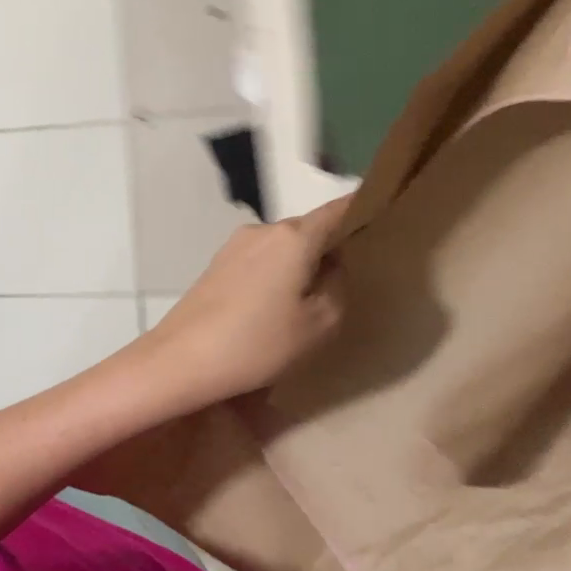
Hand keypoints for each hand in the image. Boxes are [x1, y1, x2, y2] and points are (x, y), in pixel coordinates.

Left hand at [136, 196, 351, 408]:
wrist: (181, 360)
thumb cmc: (257, 342)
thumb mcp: (321, 321)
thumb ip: (338, 284)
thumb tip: (330, 263)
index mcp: (291, 237)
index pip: (338, 210)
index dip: (365, 210)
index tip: (389, 217)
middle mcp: (259, 232)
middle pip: (308, 230)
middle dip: (332, 248)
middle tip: (356, 279)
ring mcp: (232, 249)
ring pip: (283, 248)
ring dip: (302, 266)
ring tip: (317, 300)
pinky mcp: (215, 269)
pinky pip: (260, 263)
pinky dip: (278, 276)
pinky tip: (282, 307)